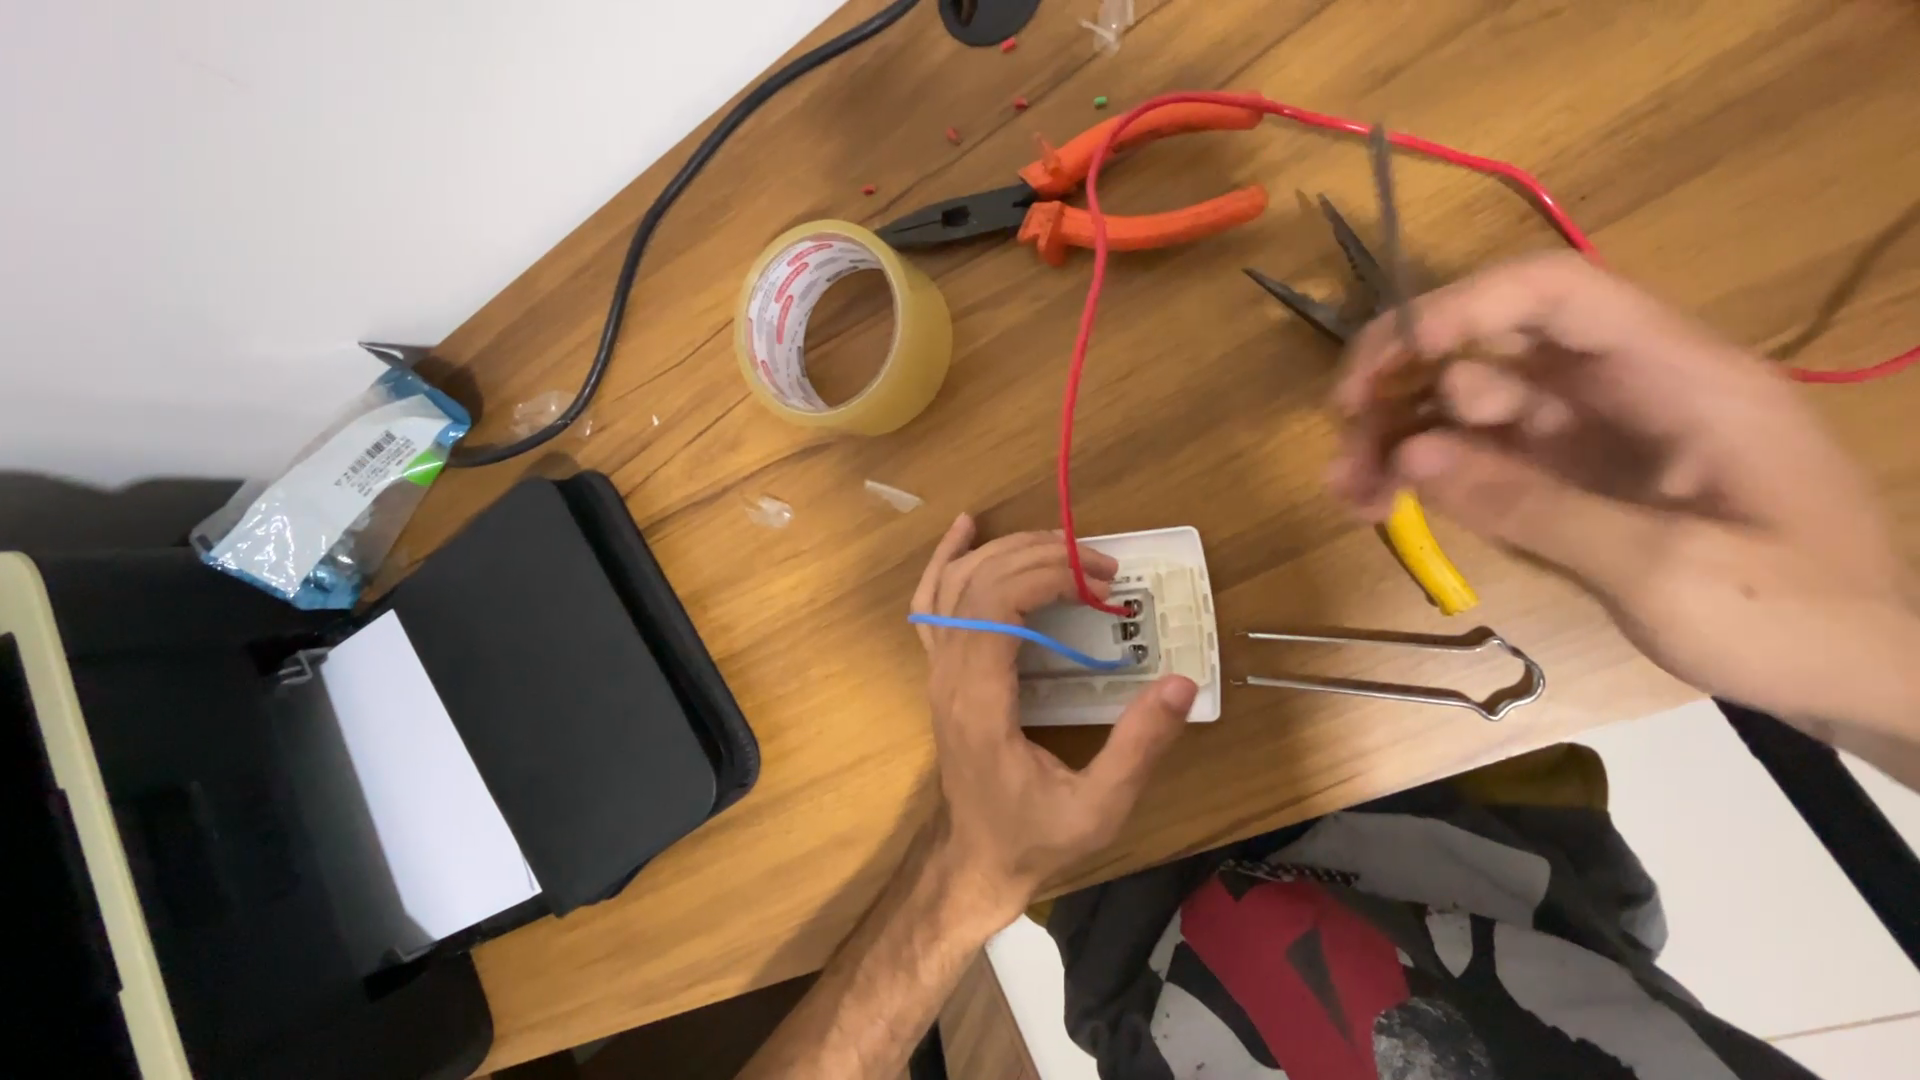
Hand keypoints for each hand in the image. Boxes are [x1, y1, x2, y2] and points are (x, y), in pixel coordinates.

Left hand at [910, 515, 1197, 923]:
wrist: (975, 862)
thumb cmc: (1033, 838)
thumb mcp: (1098, 808)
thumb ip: (1138, 748)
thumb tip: (1180, 683)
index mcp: (980, 703)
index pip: (997, 607)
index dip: (1048, 574)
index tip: (1102, 580)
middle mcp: (948, 677)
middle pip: (978, 584)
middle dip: (1040, 556)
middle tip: (1100, 564)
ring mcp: (937, 672)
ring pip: (952, 585)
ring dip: (1004, 551)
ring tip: (1057, 540)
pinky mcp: (940, 673)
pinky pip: (931, 604)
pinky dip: (946, 561)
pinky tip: (964, 530)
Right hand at [1328, 252, 1915, 734]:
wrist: (1866, 676)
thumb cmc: (1795, 619)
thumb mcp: (1668, 570)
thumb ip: (1534, 506)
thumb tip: (1410, 454)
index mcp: (1675, 377)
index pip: (1553, 295)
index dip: (1455, 310)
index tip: (1374, 370)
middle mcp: (1621, 389)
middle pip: (1487, 347)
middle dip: (1402, 384)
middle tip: (1340, 445)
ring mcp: (1586, 436)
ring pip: (1465, 405)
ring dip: (1396, 437)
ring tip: (1349, 495)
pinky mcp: (1562, 479)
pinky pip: (1473, 457)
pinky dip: (1421, 475)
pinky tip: (1381, 506)